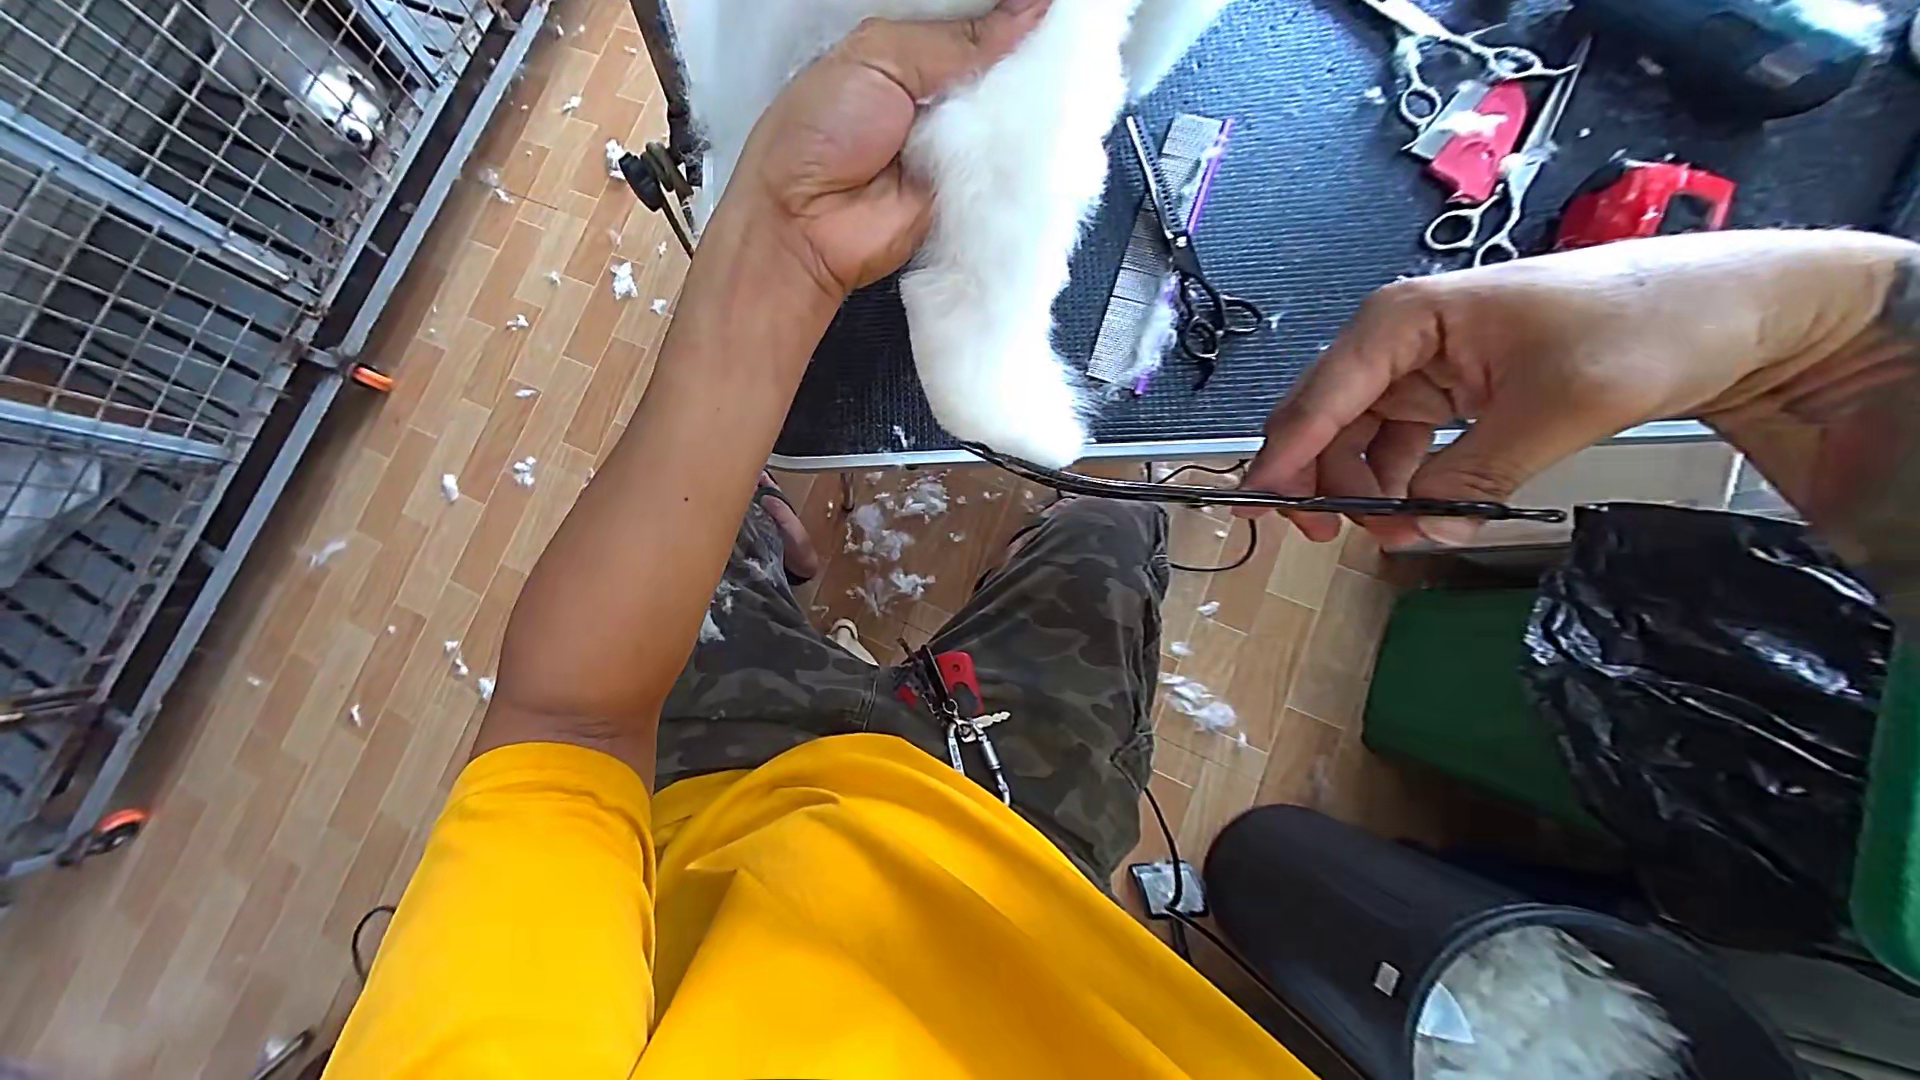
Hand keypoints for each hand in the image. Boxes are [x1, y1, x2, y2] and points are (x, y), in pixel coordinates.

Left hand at [716, 0, 1051, 300]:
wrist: (807, 225)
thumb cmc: (819, 135)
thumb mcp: (881, 57)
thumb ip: (954, 41)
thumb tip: (1025, 12)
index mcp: (908, 57)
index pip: (971, 28)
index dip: (1005, 16)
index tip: (1044, 9)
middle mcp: (935, 104)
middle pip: (996, 73)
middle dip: (1023, 57)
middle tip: (1059, 40)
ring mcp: (954, 153)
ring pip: (1006, 122)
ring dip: (1026, 106)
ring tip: (1060, 80)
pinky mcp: (966, 197)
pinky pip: (1002, 172)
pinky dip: (1019, 156)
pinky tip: (1045, 131)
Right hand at [1240, 230, 1918, 546]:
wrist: (1744, 306)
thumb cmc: (1650, 326)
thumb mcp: (1558, 408)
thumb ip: (1472, 476)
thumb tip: (1414, 533)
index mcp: (1398, 323)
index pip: (1318, 399)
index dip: (1280, 458)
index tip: (1249, 508)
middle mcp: (1387, 345)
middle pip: (1319, 423)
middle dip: (1319, 481)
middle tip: (1333, 535)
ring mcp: (1409, 372)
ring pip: (1348, 443)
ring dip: (1361, 490)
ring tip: (1398, 531)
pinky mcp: (1436, 396)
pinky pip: (1390, 449)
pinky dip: (1396, 485)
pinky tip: (1418, 509)